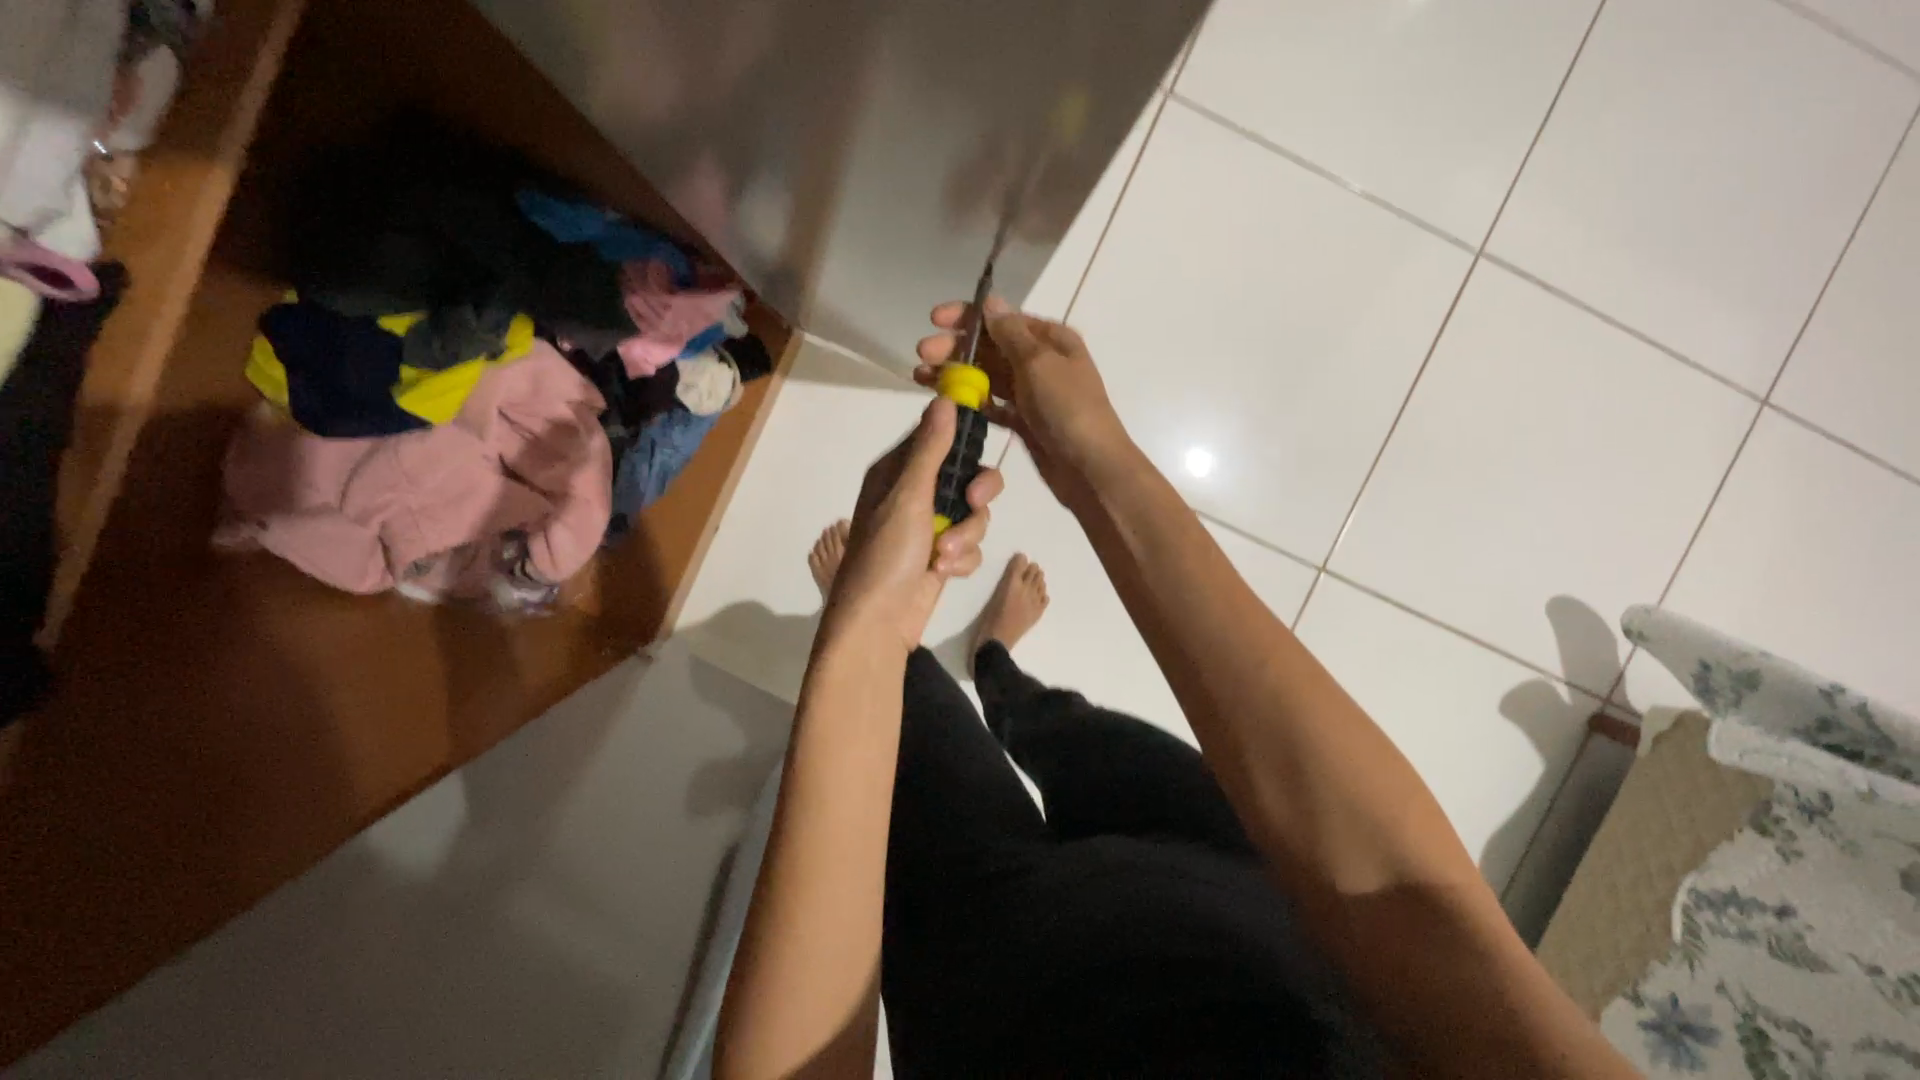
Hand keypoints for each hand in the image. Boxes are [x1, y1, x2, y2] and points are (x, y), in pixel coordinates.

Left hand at [824, 398, 1004, 654]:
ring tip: (945, 556)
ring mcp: (929, 528)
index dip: (963, 444)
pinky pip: (971, 546)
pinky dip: (962, 560)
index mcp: (897, 473)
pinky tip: (944, 573)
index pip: (938, 439)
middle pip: (967, 476)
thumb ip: (930, 450)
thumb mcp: (908, 497)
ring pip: (974, 514)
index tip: (979, 453)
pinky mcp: (942, 558)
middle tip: (974, 502)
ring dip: (967, 536)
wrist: (878, 624)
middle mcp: (914, 496)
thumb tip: (944, 399)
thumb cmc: (885, 555)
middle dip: (976, 495)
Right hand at [914, 297, 1132, 506]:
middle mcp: (1041, 361)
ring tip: (921, 378)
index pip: (1002, 318)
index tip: (934, 320)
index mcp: (1051, 339)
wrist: (1090, 467)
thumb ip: (1010, 333)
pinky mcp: (1024, 421)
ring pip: (986, 375)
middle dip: (955, 347)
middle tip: (922, 355)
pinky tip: (945, 402)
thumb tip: (990, 303)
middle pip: (990, 346)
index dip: (967, 316)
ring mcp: (1032, 393)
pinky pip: (991, 404)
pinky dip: (970, 401)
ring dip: (955, 373)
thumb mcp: (1039, 362)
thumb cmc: (1068, 408)